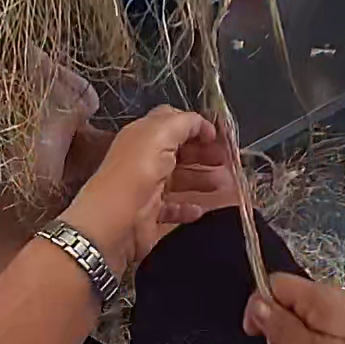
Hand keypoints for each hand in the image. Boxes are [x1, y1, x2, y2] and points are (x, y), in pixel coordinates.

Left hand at [59, 106, 231, 274]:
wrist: (115, 220)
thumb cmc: (138, 171)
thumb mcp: (161, 133)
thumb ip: (185, 123)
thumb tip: (203, 125)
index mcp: (143, 136)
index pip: (172, 123)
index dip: (196, 126)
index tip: (220, 136)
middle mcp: (144, 159)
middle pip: (179, 152)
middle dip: (205, 153)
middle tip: (228, 160)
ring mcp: (147, 188)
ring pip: (179, 179)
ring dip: (202, 179)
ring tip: (226, 183)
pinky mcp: (150, 215)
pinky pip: (173, 209)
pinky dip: (188, 208)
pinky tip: (201, 209)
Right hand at [243, 272, 344, 343]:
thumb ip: (280, 327)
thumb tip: (257, 303)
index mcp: (319, 296)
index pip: (273, 283)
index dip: (259, 307)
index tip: (256, 336)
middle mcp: (329, 297)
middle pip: (283, 301)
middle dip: (278, 330)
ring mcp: (340, 314)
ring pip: (297, 319)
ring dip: (293, 343)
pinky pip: (314, 331)